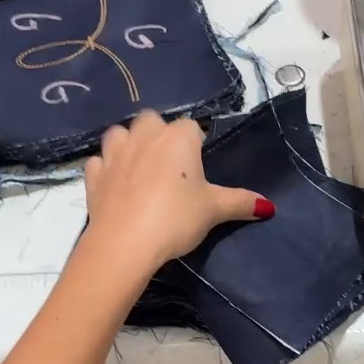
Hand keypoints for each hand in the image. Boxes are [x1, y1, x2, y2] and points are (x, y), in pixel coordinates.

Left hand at [81, 112, 271, 273]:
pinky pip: (98, 161)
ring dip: (128, 143)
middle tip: (170, 166)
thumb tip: (269, 206)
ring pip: (119, 133)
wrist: (124, 243)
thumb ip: (240, 202)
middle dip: (159, 134)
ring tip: (139, 166)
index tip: (198, 167)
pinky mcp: (93, 175)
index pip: (191, 127)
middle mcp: (144, 137)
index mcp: (177, 138)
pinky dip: (105, 168)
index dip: (195, 143)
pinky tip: (115, 183)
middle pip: (151, 120)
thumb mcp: (213, 211)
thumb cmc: (175, 219)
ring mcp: (114, 154)